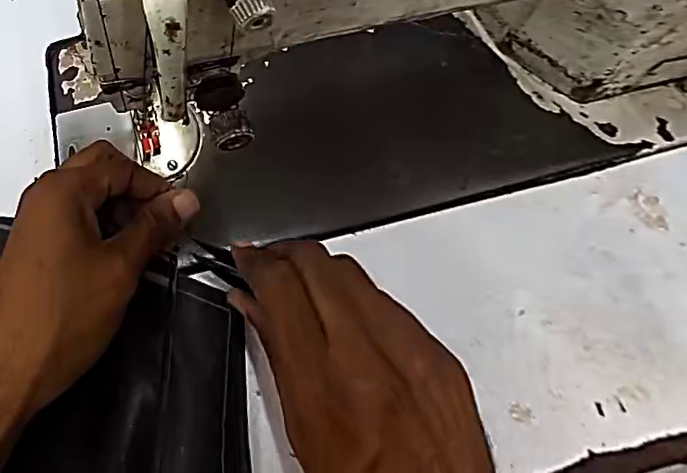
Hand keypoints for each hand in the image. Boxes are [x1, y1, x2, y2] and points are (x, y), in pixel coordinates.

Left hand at [0, 142, 198, 471]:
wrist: (8, 371)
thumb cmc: (48, 324)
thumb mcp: (119, 269)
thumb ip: (154, 228)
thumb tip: (178, 203)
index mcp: (61, 190)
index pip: (121, 167)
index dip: (156, 186)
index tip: (177, 206)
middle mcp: (43, 197)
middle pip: (102, 169)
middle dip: (137, 189)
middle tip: (164, 214)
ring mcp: (36, 219)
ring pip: (88, 193)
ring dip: (119, 208)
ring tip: (147, 239)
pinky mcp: (35, 244)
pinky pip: (74, 215)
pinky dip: (101, 225)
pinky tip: (119, 255)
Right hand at [233, 242, 492, 472]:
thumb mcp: (303, 432)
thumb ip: (277, 356)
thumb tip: (252, 304)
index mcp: (327, 384)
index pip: (280, 285)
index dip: (254, 261)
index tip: (245, 259)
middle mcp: (372, 359)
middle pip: (314, 262)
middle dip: (283, 254)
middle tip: (268, 263)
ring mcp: (412, 351)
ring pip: (351, 271)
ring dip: (319, 270)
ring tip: (305, 285)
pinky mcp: (441, 354)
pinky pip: (390, 300)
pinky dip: (360, 298)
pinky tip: (350, 315)